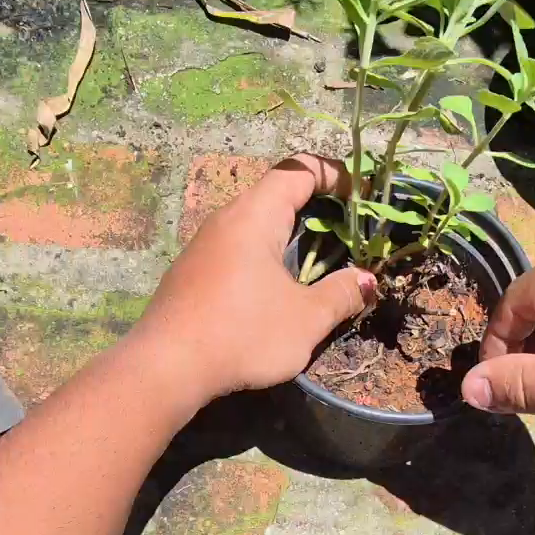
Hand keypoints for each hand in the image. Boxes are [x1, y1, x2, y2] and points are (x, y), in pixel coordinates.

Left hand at [128, 155, 375, 404]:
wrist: (167, 366)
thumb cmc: (243, 333)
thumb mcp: (306, 319)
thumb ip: (342, 295)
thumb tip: (368, 281)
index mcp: (256, 215)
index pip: (299, 168)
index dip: (335, 173)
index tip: (361, 194)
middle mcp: (227, 219)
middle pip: (277, 194)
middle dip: (317, 208)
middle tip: (347, 234)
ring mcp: (204, 246)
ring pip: (256, 225)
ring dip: (290, 238)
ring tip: (318, 266)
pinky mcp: (193, 273)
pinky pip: (238, 250)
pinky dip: (266, 258)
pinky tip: (275, 292)